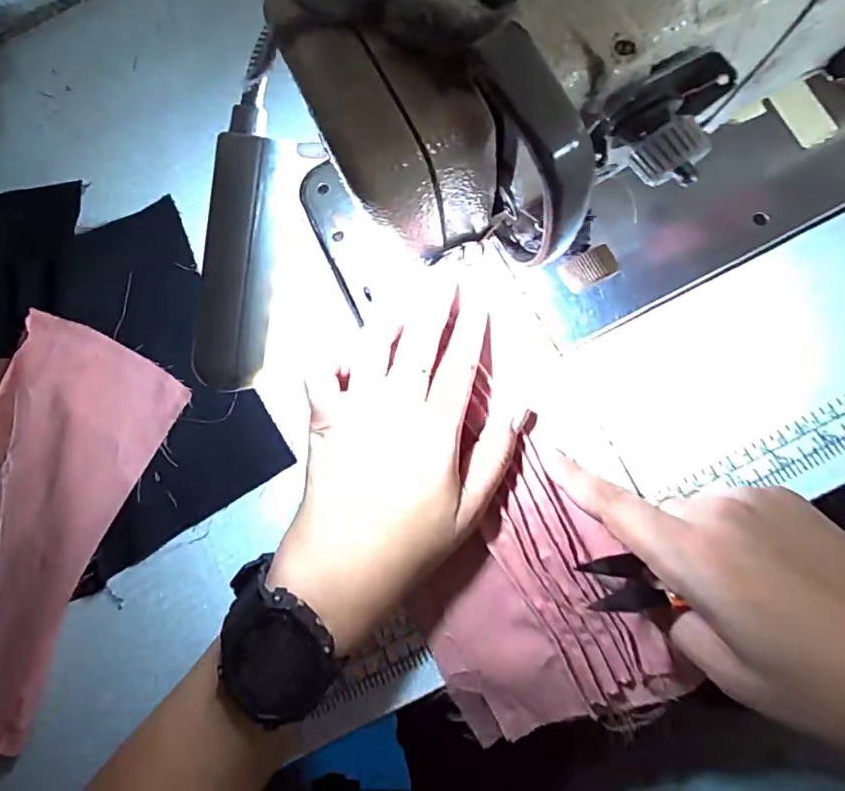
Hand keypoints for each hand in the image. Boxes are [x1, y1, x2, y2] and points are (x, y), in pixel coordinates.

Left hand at [268, 283, 526, 651]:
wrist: (340, 572)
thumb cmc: (411, 543)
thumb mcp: (469, 511)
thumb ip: (496, 455)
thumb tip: (523, 407)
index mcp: (435, 429)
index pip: (460, 363)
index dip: (473, 326)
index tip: (482, 296)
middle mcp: (394, 407)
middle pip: (418, 342)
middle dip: (435, 302)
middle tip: (447, 272)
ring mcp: (355, 410)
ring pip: (372, 347)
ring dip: (390, 313)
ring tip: (404, 287)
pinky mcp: (323, 420)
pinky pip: (321, 377)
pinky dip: (330, 356)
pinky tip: (344, 346)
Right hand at [553, 455, 844, 790]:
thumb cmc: (821, 686)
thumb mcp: (733, 676)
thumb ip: (682, 630)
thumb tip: (673, 607)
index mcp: (697, 551)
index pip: (620, 509)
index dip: (579, 480)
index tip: (549, 448)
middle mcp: (721, 506)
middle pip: (668, 521)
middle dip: (669, 557)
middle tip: (703, 613)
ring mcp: (763, 497)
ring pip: (707, 518)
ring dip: (709, 551)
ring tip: (759, 605)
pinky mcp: (796, 499)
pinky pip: (743, 515)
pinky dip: (742, 542)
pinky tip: (788, 585)